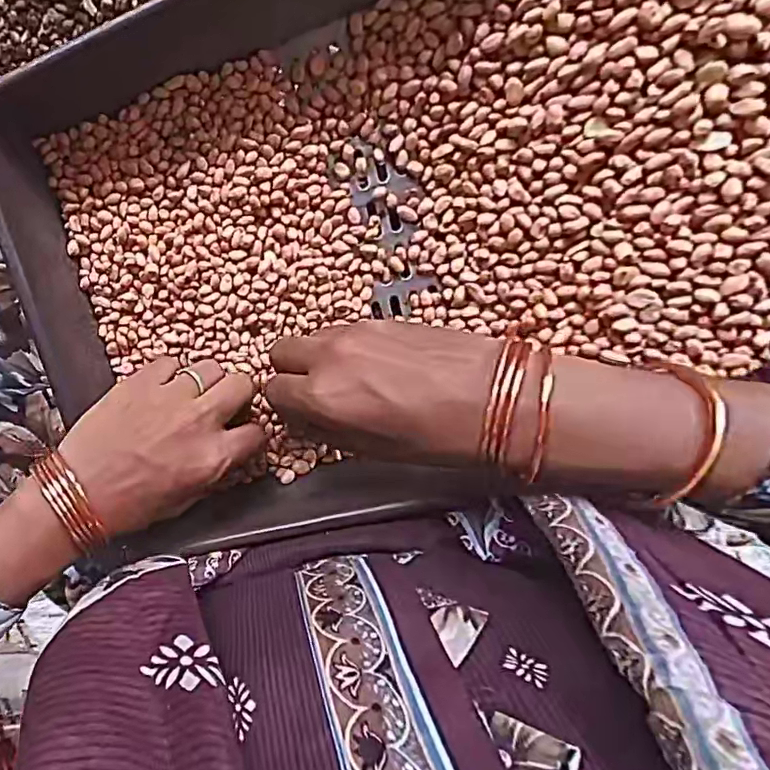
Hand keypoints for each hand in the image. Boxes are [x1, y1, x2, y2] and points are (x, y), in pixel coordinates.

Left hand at [59, 358, 264, 534]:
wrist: (79, 491)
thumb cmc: (128, 504)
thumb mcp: (184, 500)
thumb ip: (213, 471)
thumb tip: (226, 453)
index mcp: (212, 457)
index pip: (258, 431)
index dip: (252, 431)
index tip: (242, 431)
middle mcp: (198, 421)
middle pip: (242, 384)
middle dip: (237, 392)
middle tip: (222, 402)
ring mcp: (169, 396)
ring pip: (210, 366)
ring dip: (205, 379)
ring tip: (189, 393)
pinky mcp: (140, 381)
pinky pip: (169, 361)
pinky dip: (169, 372)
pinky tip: (160, 386)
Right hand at [266, 321, 496, 466]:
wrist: (497, 397)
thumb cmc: (437, 436)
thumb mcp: (371, 449)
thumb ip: (325, 430)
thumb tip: (306, 420)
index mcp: (321, 395)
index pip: (273, 391)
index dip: (285, 405)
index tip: (301, 413)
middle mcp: (329, 356)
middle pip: (280, 351)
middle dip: (290, 371)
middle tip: (314, 390)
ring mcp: (354, 332)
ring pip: (311, 337)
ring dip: (317, 356)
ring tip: (350, 378)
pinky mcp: (380, 319)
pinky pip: (343, 330)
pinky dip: (345, 346)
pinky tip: (376, 365)